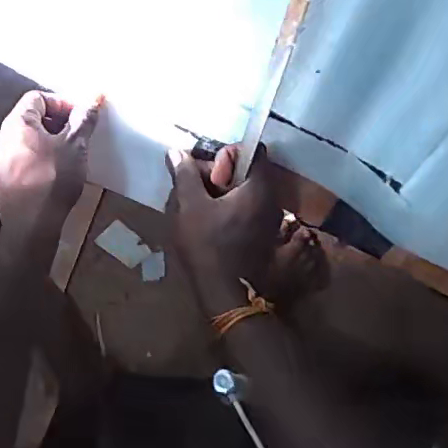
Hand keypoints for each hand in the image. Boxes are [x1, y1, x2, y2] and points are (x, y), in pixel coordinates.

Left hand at [0, 90, 101, 248]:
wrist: (31, 225)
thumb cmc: (53, 178)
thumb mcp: (75, 145)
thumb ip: (84, 119)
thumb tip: (95, 97)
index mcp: (17, 124)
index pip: (37, 97)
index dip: (62, 102)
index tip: (80, 117)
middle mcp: (3, 139)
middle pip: (32, 118)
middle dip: (59, 122)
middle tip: (80, 135)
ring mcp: (1, 161)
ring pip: (30, 141)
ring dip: (52, 142)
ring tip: (73, 154)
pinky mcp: (5, 181)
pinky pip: (26, 159)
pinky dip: (43, 158)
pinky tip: (59, 173)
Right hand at [165, 144, 282, 309]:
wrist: (226, 296)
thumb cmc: (208, 246)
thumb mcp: (190, 206)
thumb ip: (185, 175)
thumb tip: (178, 152)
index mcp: (259, 188)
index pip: (251, 152)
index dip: (226, 155)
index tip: (207, 173)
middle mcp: (270, 200)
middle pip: (245, 172)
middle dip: (217, 175)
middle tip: (193, 189)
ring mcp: (267, 220)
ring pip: (241, 193)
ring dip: (218, 193)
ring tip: (194, 207)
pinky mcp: (260, 236)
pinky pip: (242, 210)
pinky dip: (225, 209)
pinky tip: (204, 221)